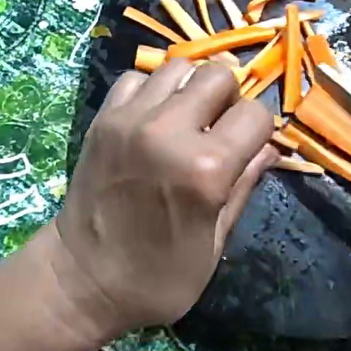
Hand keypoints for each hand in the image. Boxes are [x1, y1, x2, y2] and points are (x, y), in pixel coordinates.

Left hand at [42, 61, 275, 343]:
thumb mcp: (215, 242)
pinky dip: (153, 91)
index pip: (255, 114)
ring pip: (179, 67)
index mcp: (206, 168)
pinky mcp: (103, 118)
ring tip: (186, 119)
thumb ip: (244, 185)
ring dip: (191, 89)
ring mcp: (131, 120)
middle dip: (229, 99)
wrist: (81, 282)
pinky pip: (139, 78)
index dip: (259, 131)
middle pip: (219, 75)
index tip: (248, 149)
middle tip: (218, 129)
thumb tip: (269, 149)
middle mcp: (169, 131)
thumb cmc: (158, 277)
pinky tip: (153, 120)